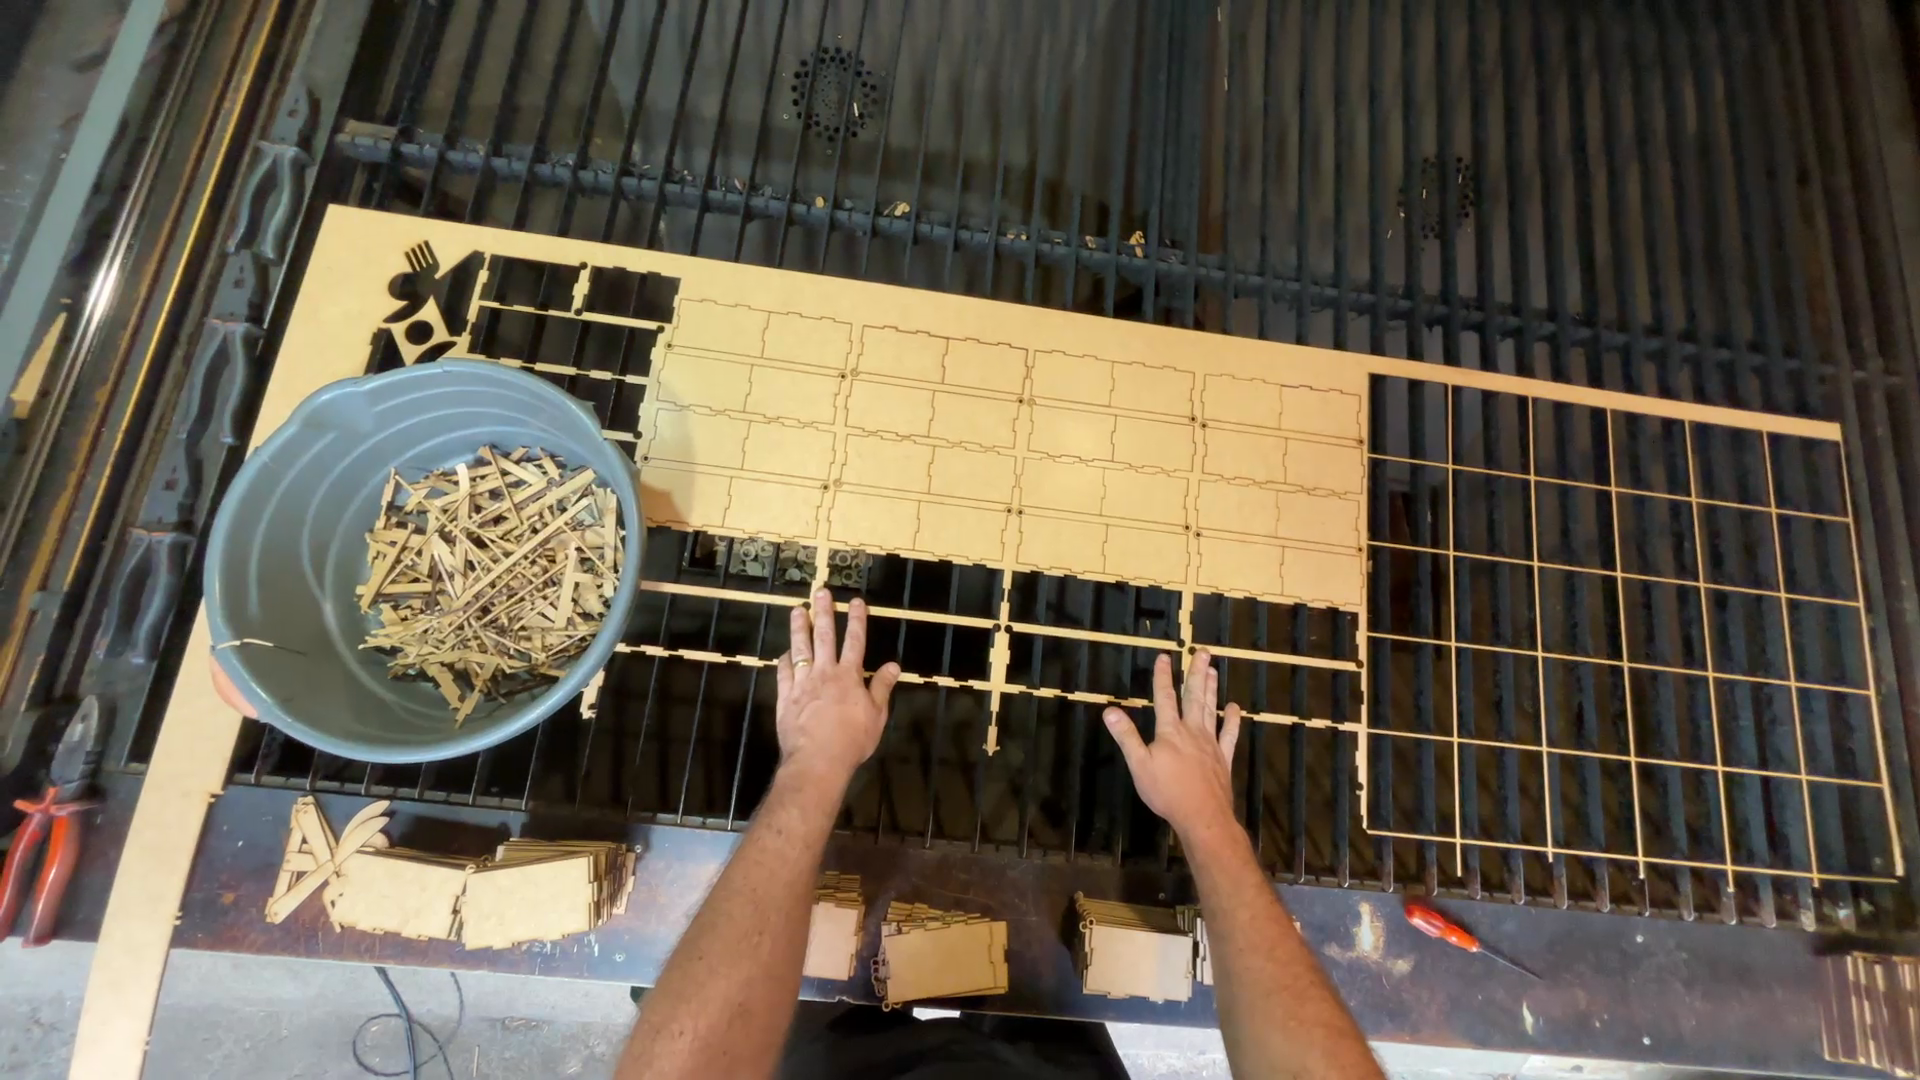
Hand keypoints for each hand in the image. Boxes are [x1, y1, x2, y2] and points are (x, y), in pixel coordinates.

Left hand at [775, 589, 900, 785]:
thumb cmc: (852, 740)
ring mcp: (803, 683)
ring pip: (801, 648)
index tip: (855, 600)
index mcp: (849, 676)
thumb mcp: (876, 715)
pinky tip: (785, 652)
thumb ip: (882, 687)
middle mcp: (825, 673)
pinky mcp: (786, 697)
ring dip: (800, 628)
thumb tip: (894, 665)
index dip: (856, 619)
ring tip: (798, 609)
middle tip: (821, 592)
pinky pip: (784, 673)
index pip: (855, 641)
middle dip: (824, 612)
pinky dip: (785, 660)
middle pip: (825, 637)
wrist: (817, 761)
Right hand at [1102, 650, 1241, 838]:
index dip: (1163, 676)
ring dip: (1211, 688)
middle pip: (1194, 697)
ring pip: (1211, 710)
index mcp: (1170, 732)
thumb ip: (1126, 736)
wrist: (1202, 816)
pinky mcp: (1223, 758)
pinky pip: (1229, 735)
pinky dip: (1232, 721)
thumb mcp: (1139, 765)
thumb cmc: (1167, 792)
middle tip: (1203, 652)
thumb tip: (1110, 710)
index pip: (1164, 697)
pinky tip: (1235, 708)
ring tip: (1213, 669)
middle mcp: (1192, 731)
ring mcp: (1210, 744)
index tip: (1164, 656)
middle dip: (1196, 673)